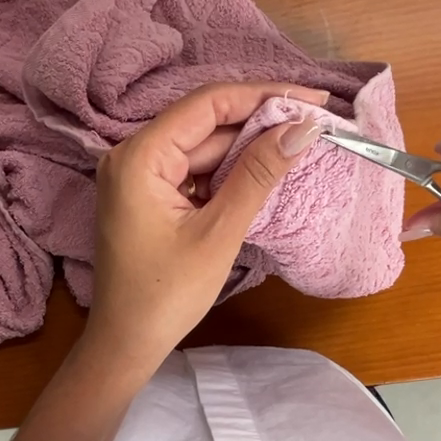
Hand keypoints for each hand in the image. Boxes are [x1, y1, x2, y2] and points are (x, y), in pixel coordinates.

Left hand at [85, 82, 327, 368]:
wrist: (125, 344)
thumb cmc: (166, 296)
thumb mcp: (218, 233)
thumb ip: (258, 174)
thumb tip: (302, 128)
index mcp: (139, 157)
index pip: (208, 105)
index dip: (265, 96)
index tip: (314, 100)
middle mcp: (131, 156)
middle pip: (205, 124)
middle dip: (259, 123)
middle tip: (315, 126)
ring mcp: (136, 176)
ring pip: (201, 148)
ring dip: (246, 150)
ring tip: (298, 148)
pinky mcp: (145, 197)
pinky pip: (192, 171)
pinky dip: (226, 173)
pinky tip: (262, 173)